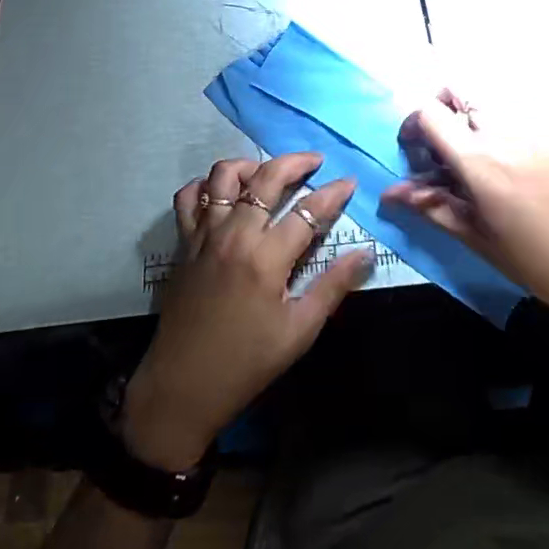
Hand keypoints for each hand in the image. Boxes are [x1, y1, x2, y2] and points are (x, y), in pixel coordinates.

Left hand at [119, 153, 374, 470]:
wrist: (182, 388)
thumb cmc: (248, 362)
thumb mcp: (300, 330)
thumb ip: (333, 286)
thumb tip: (365, 254)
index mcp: (266, 258)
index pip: (308, 210)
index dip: (334, 193)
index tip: (351, 183)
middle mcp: (234, 236)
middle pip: (265, 178)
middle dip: (295, 162)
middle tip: (314, 161)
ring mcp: (203, 236)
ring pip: (222, 176)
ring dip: (250, 166)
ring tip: (268, 173)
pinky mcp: (183, 245)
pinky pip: (188, 198)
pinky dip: (206, 185)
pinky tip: (223, 193)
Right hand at [383, 91, 548, 369]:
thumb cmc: (543, 266)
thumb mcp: (482, 241)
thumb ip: (436, 208)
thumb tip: (393, 193)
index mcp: (482, 162)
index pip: (430, 113)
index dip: (413, 124)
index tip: (417, 149)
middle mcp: (509, 130)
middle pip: (461, 86)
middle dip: (444, 106)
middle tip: (448, 143)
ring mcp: (544, 124)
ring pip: (495, 94)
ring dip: (478, 111)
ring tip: (486, 151)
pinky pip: (529, 111)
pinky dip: (512, 123)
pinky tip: (524, 160)